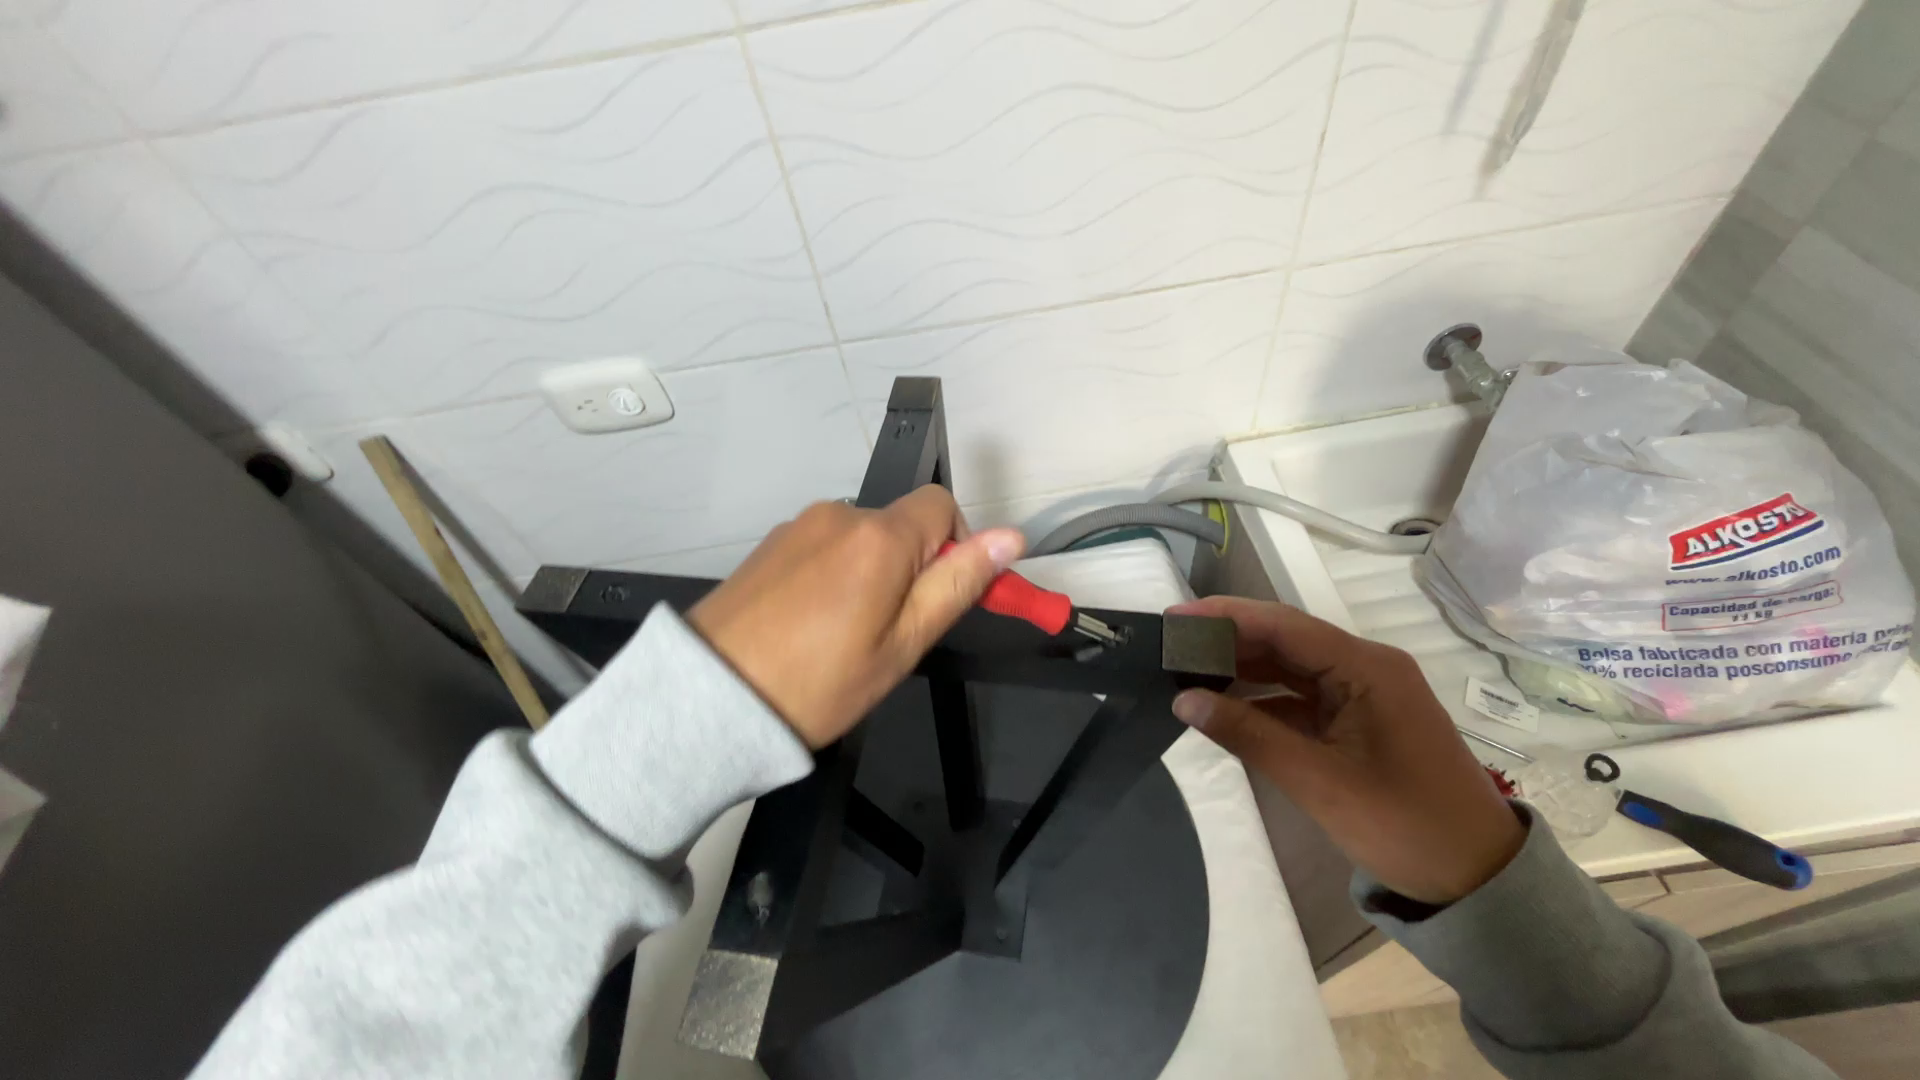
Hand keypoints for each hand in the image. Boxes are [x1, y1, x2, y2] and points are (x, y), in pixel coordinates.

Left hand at [689, 486, 1024, 748]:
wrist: (710, 698)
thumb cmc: (819, 683)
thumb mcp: (903, 644)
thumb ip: (958, 584)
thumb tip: (1011, 537)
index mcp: (879, 537)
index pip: (942, 505)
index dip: (956, 547)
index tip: (938, 598)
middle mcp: (838, 515)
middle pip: (900, 523)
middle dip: (910, 566)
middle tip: (887, 632)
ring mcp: (798, 527)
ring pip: (862, 539)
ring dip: (871, 572)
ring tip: (841, 634)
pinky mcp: (770, 545)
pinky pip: (824, 548)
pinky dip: (833, 575)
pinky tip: (808, 623)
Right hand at [1167, 596, 1523, 903]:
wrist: (1477, 878)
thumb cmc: (1403, 824)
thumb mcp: (1318, 781)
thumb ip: (1247, 734)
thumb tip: (1183, 700)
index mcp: (1366, 668)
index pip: (1283, 625)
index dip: (1225, 616)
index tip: (1173, 618)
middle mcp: (1366, 667)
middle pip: (1285, 640)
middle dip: (1228, 641)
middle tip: (1171, 647)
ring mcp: (1364, 693)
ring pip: (1291, 668)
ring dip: (1243, 670)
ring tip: (1186, 673)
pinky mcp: (1360, 720)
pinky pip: (1302, 697)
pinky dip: (1264, 700)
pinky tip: (1226, 708)